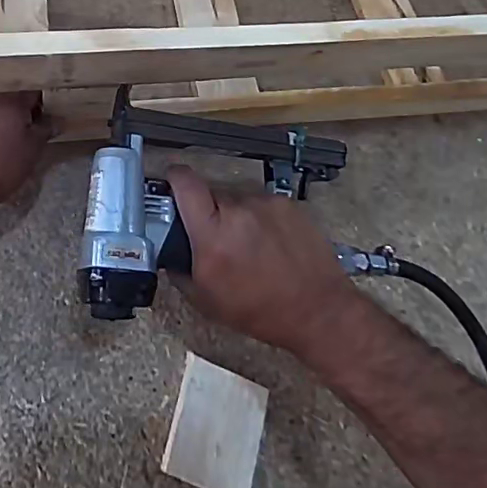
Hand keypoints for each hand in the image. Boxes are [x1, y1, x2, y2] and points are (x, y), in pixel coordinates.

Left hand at [0, 92, 51, 211]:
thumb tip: (57, 120)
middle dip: (26, 108)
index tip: (51, 116)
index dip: (46, 102)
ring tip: (17, 135)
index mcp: (11, 98)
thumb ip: (46, 129)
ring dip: (9, 116)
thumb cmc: (2, 165)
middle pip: (14, 95)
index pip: (35, 91)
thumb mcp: (33, 149)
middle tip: (36, 126)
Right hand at [165, 165, 362, 356]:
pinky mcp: (287, 203)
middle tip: (216, 238)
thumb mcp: (207, 300)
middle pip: (212, 193)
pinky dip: (260, 218)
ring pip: (238, 199)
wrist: (316, 308)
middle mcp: (239, 210)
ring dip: (236, 216)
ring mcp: (265, 203)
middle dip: (209, 212)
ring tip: (249, 247)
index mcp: (213, 234)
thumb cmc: (261, 310)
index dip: (175, 177)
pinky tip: (270, 243)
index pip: (185, 183)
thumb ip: (181, 267)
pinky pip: (262, 203)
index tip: (172, 181)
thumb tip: (170, 247)